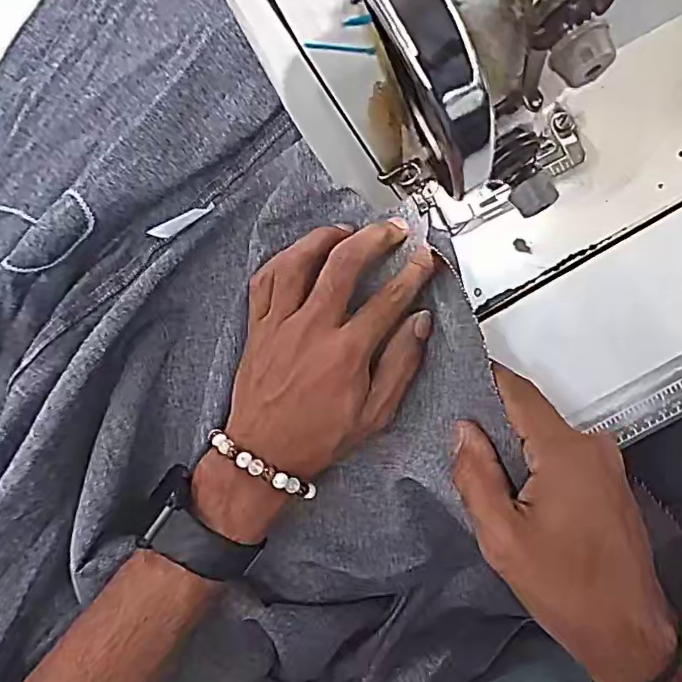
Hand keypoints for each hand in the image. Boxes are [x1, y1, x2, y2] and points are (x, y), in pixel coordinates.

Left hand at [197, 218, 436, 543]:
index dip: (412, 273)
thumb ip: (400, 365)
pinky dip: (282, 259)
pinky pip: (264, 280)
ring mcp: (281, 325)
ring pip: (299, 263)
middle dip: (374, 239)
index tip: (423, 259)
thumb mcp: (374, 414)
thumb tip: (419, 324)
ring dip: (325, 238)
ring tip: (346, 230)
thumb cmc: (317, 437)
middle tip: (392, 231)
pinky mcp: (258, 327)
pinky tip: (299, 253)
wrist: (264, 452)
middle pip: (344, 265)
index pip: (388, 299)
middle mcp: (312, 330)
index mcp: (345, 353)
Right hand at [453, 365, 678, 681]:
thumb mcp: (501, 537)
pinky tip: (520, 491)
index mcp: (565, 451)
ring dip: (517, 446)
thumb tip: (464, 430)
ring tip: (487, 474)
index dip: (485, 378)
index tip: (455, 374)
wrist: (628, 629)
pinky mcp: (611, 479)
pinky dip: (539, 460)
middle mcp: (593, 445)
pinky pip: (565, 453)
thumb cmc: (565, 587)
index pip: (518, 392)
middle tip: (459, 442)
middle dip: (495, 421)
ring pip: (548, 435)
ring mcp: (608, 461)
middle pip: (532, 413)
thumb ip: (476, 475)